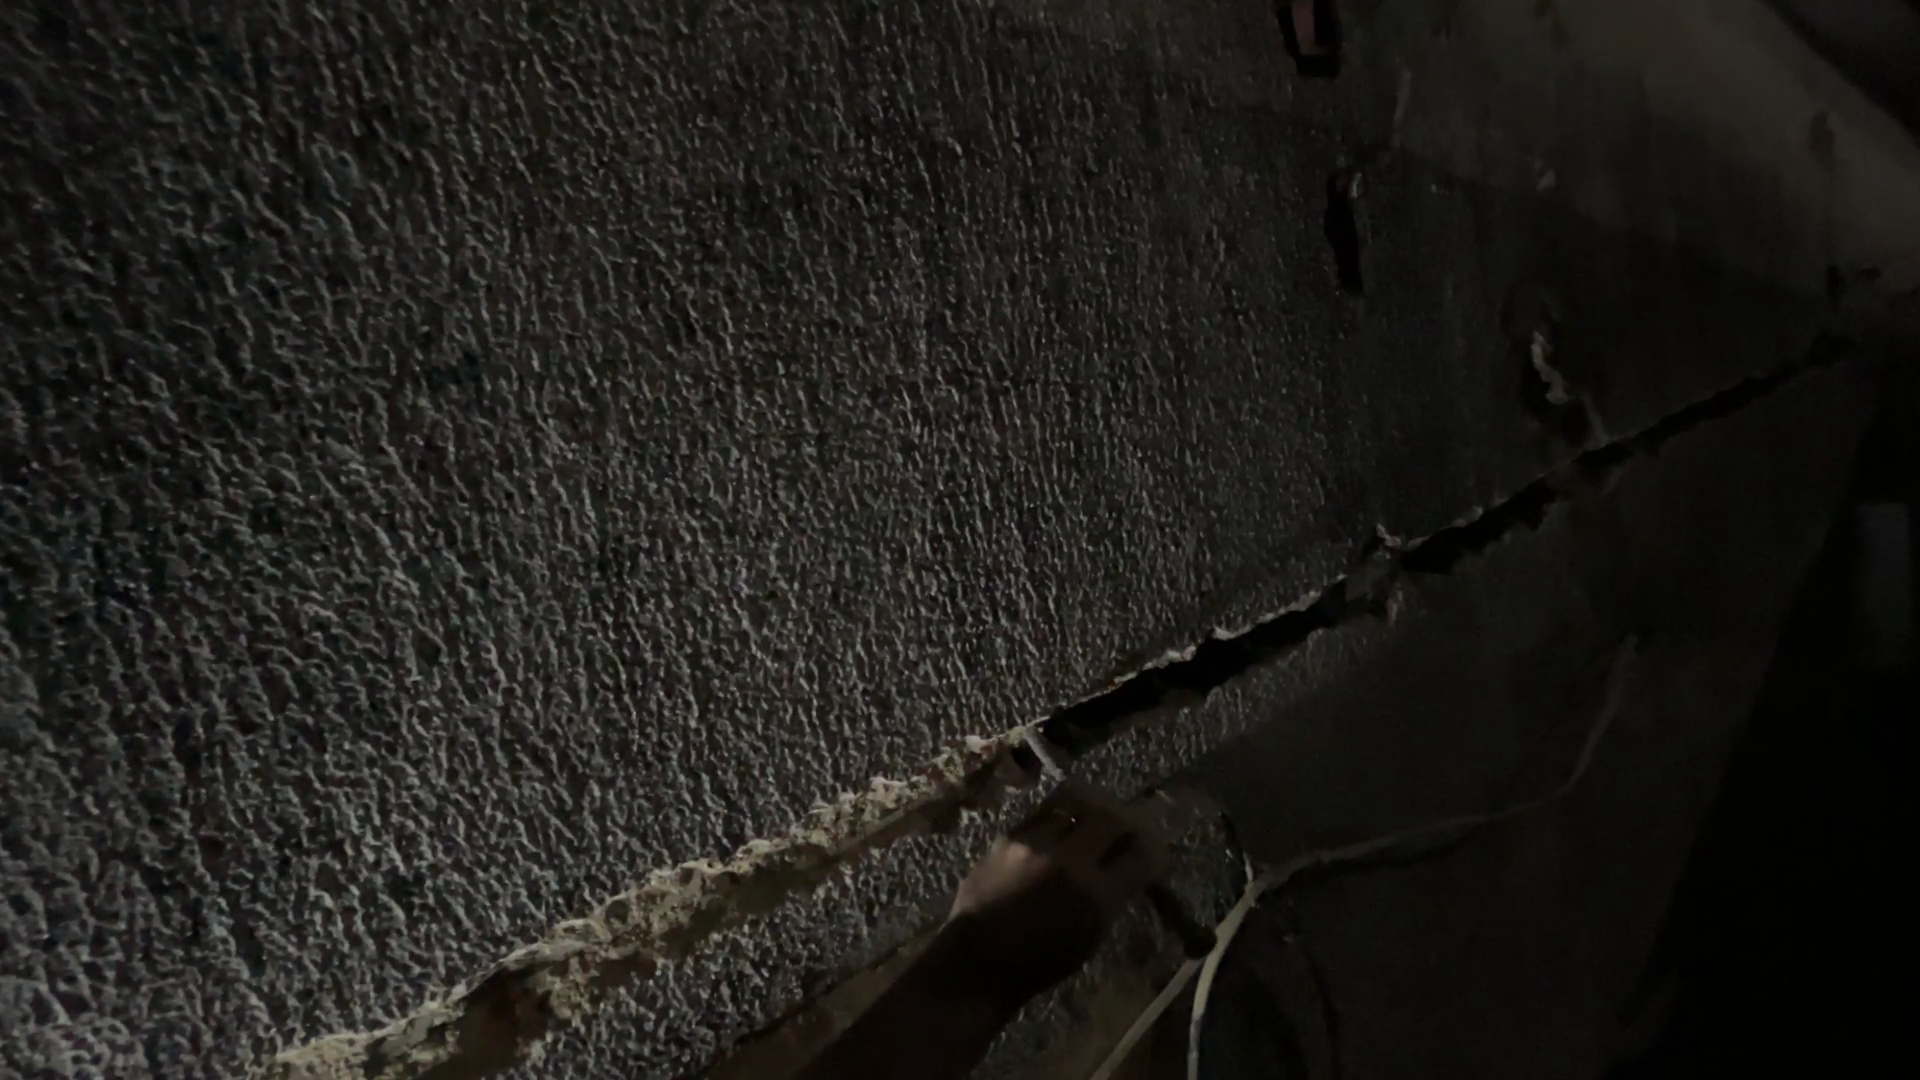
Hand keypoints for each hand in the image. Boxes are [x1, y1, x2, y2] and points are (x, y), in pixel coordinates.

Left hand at [941, 782, 1167, 1008]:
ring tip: (1090, 819)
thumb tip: (1131, 862)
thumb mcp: (1090, 936)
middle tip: (1123, 829)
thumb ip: (1113, 894)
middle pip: (1112, 817)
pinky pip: (1044, 811)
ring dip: (1090, 810)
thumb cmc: (1039, 961)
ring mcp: (1035, 843)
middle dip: (1125, 821)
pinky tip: (1058, 827)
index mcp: (1095, 897)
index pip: (1140, 855)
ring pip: (1076, 802)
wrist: (979, 957)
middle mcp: (1068, 861)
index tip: (1150, 849)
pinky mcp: (1010, 834)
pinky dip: (1059, 816)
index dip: (1152, 848)